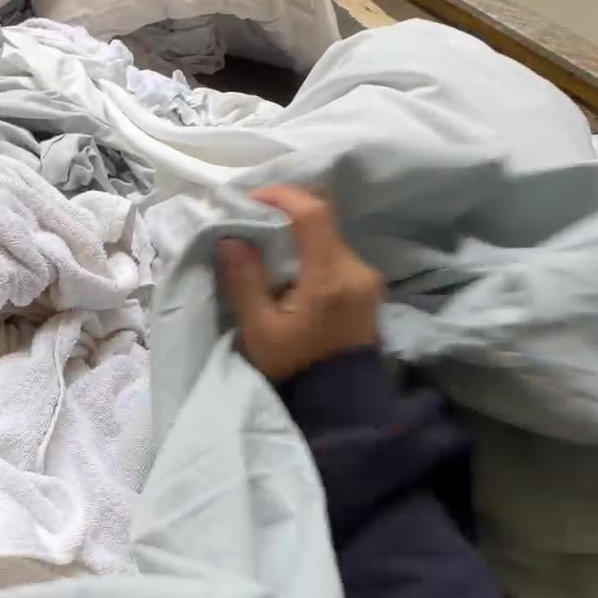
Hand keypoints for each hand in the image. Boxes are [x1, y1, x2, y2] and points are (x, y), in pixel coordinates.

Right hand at [217, 185, 382, 380]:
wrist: (338, 400)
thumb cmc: (293, 367)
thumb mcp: (259, 329)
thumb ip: (245, 280)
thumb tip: (230, 238)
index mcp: (330, 278)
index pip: (314, 215)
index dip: (282, 197)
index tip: (250, 198)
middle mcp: (357, 269)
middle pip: (321, 223)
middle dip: (283, 217)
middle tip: (247, 225)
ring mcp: (366, 278)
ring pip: (328, 239)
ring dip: (295, 236)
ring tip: (262, 249)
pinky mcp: (367, 287)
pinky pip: (334, 255)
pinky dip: (308, 252)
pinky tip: (286, 270)